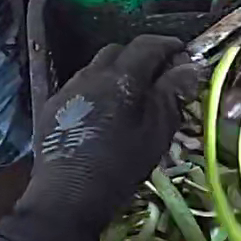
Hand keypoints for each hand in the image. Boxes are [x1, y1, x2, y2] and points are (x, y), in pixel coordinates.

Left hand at [8, 35, 201, 240]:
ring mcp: (68, 89)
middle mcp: (91, 75)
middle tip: (157, 76)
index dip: (168, 45)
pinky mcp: (52, 107)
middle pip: (118, 51)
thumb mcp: (157, 131)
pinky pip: (79, 87)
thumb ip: (172, 94)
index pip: (147, 45)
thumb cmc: (121, 165)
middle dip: (140, 57)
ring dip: (116, 73)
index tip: (182, 54)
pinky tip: (103, 113)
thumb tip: (189, 67)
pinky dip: (96, 90)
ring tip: (130, 96)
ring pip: (96, 68)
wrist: (69, 196)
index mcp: (121, 77)